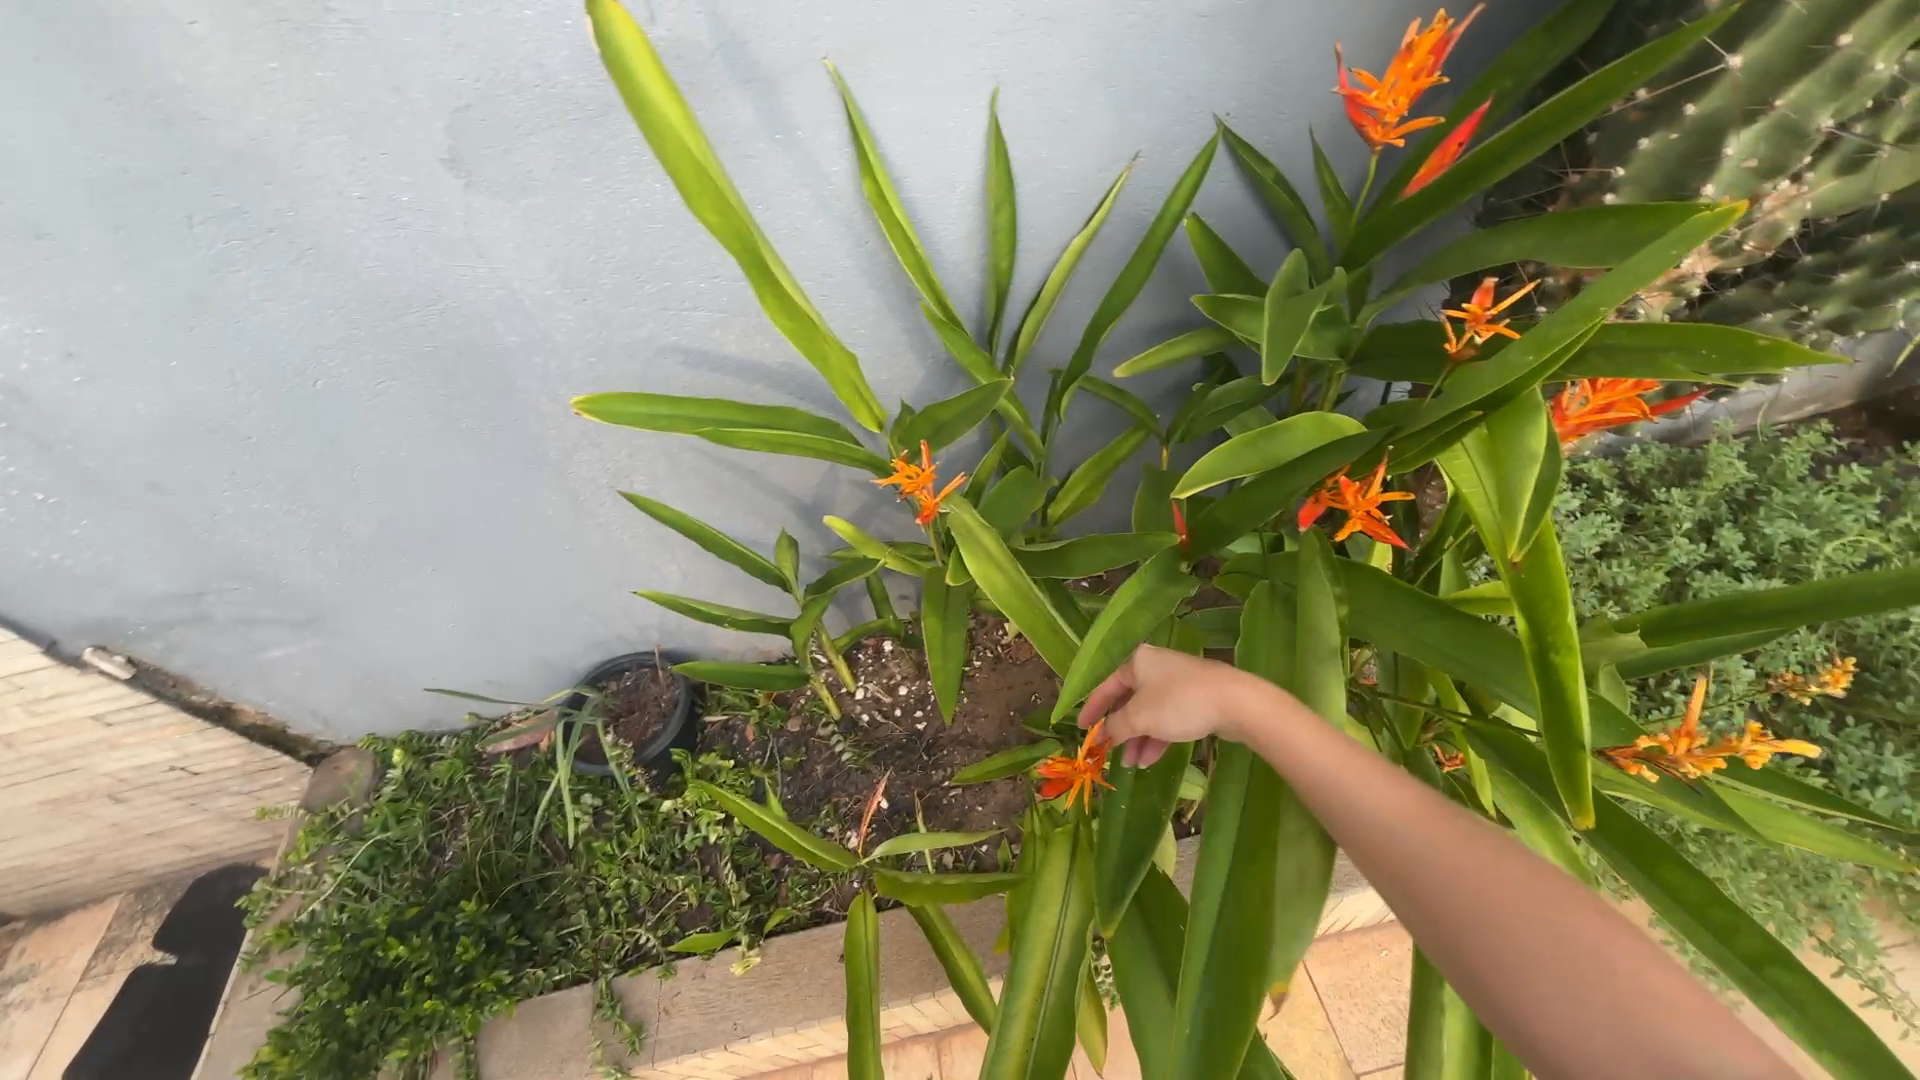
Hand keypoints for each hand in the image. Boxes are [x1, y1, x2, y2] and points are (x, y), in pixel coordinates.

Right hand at [1077, 645, 1269, 767]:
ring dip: (1138, 739)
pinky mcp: (1196, 699)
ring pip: (1149, 713)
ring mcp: (1177, 683)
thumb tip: (1103, 734)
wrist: (1236, 702)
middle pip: (1129, 701)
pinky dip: (1157, 737)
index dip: (1092, 709)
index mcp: (1137, 662)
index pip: (1106, 686)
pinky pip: (1168, 719)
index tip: (1082, 729)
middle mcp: (1155, 667)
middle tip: (1109, 752)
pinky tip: (1150, 760)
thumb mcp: (1139, 717)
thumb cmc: (1178, 702)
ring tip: (1131, 764)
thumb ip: (1116, 726)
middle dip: (1120, 730)